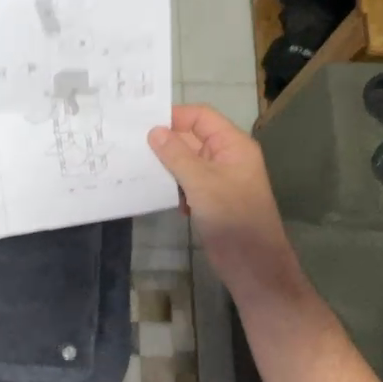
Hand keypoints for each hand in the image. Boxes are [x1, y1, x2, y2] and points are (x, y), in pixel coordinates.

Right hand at [148, 105, 296, 292]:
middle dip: (165, 141)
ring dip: (165, 164)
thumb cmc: (232, 218)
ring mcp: (219, 180)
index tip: (141, 123)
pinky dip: (171, 185)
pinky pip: (187, 183)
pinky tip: (153, 192)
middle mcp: (226, 157)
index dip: (174, 116)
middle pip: (192, 137)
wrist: (253, 265)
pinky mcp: (210, 200)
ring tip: (135, 166)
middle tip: (129, 144)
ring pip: (187, 161)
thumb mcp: (202, 183)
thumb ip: (177, 155)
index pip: (201, 117)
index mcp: (233, 146)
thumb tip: (154, 131)